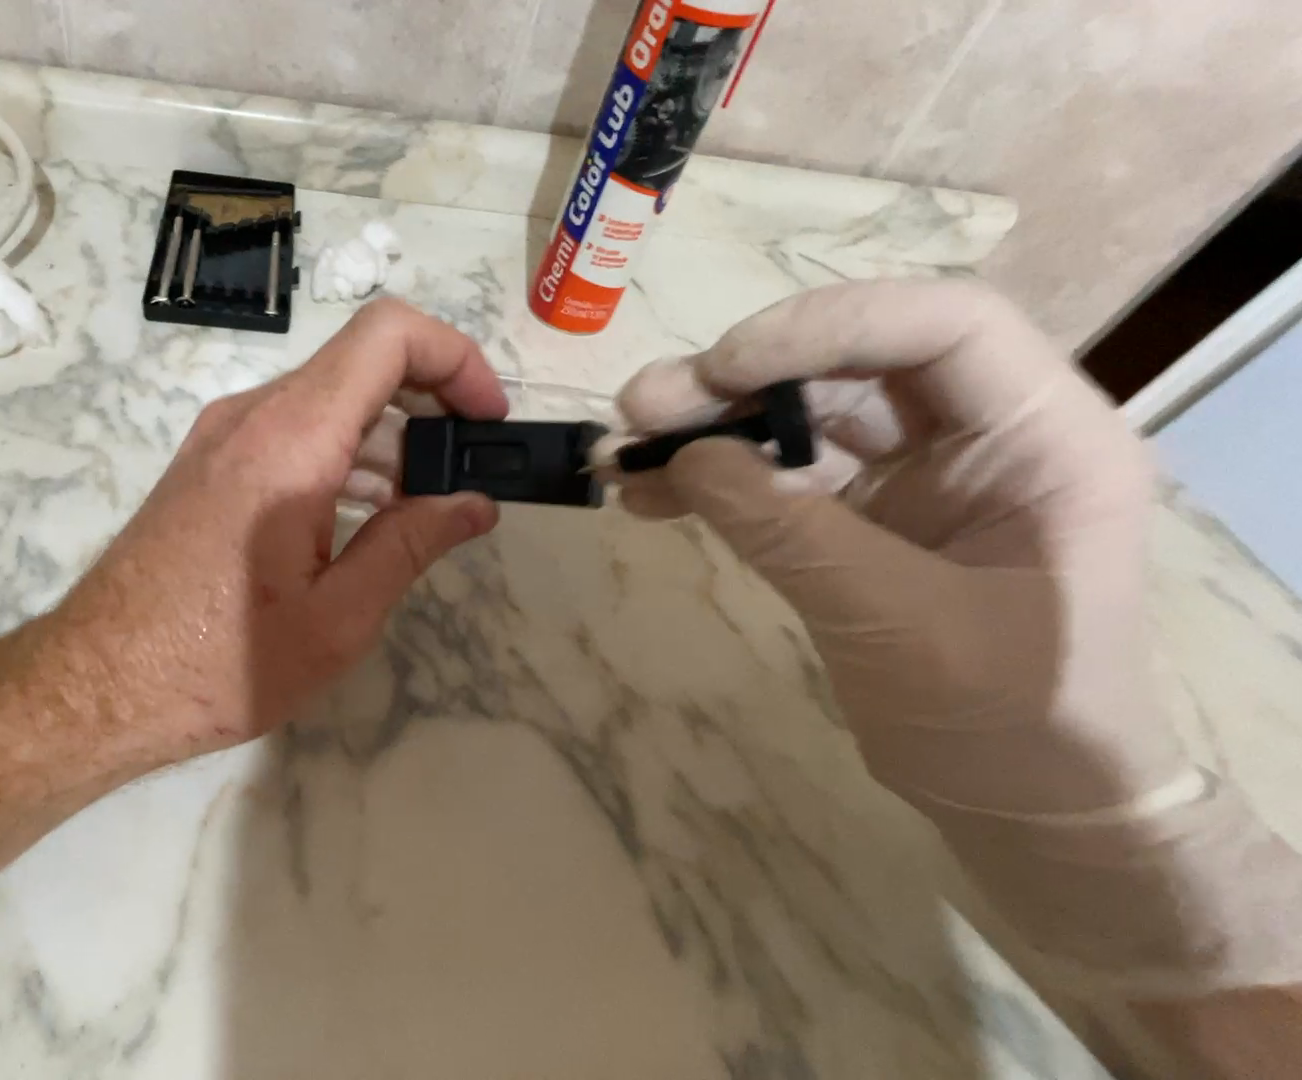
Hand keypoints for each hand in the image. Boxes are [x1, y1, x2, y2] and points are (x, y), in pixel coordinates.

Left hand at [48, 297, 505, 762]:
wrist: (98, 685)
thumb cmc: (220, 663)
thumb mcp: (337, 618)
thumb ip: (411, 545)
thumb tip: (473, 503)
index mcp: (291, 441)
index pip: (388, 335)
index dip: (454, 358)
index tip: (486, 421)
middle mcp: (252, 416)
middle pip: (361, 361)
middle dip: (431, 400)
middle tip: (468, 467)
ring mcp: (221, 436)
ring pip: (327, 396)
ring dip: (388, 432)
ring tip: (424, 503)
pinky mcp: (207, 463)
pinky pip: (292, 429)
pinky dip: (343, 451)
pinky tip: (364, 513)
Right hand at [611, 280, 1301, 991]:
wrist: (1013, 796)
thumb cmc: (1003, 716)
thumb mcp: (897, 621)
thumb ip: (792, 530)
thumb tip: (685, 458)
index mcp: (1041, 436)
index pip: (939, 326)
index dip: (825, 327)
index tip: (723, 371)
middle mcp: (974, 433)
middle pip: (845, 365)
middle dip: (737, 381)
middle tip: (641, 405)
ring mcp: (907, 472)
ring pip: (795, 416)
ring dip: (705, 429)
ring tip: (623, 452)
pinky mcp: (853, 513)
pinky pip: (771, 475)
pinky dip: (707, 480)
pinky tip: (646, 495)